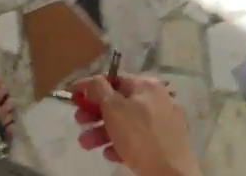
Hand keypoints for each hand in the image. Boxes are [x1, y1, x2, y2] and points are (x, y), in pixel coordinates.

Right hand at [71, 75, 200, 175]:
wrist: (172, 175)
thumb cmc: (139, 136)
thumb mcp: (112, 107)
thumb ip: (98, 88)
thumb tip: (92, 81)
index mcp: (146, 85)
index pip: (112, 79)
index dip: (90, 87)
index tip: (73, 96)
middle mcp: (157, 100)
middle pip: (118, 103)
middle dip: (94, 114)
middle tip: (78, 122)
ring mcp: (164, 124)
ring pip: (126, 123)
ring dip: (103, 132)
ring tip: (86, 144)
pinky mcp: (167, 145)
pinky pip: (139, 139)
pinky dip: (122, 144)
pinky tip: (110, 154)